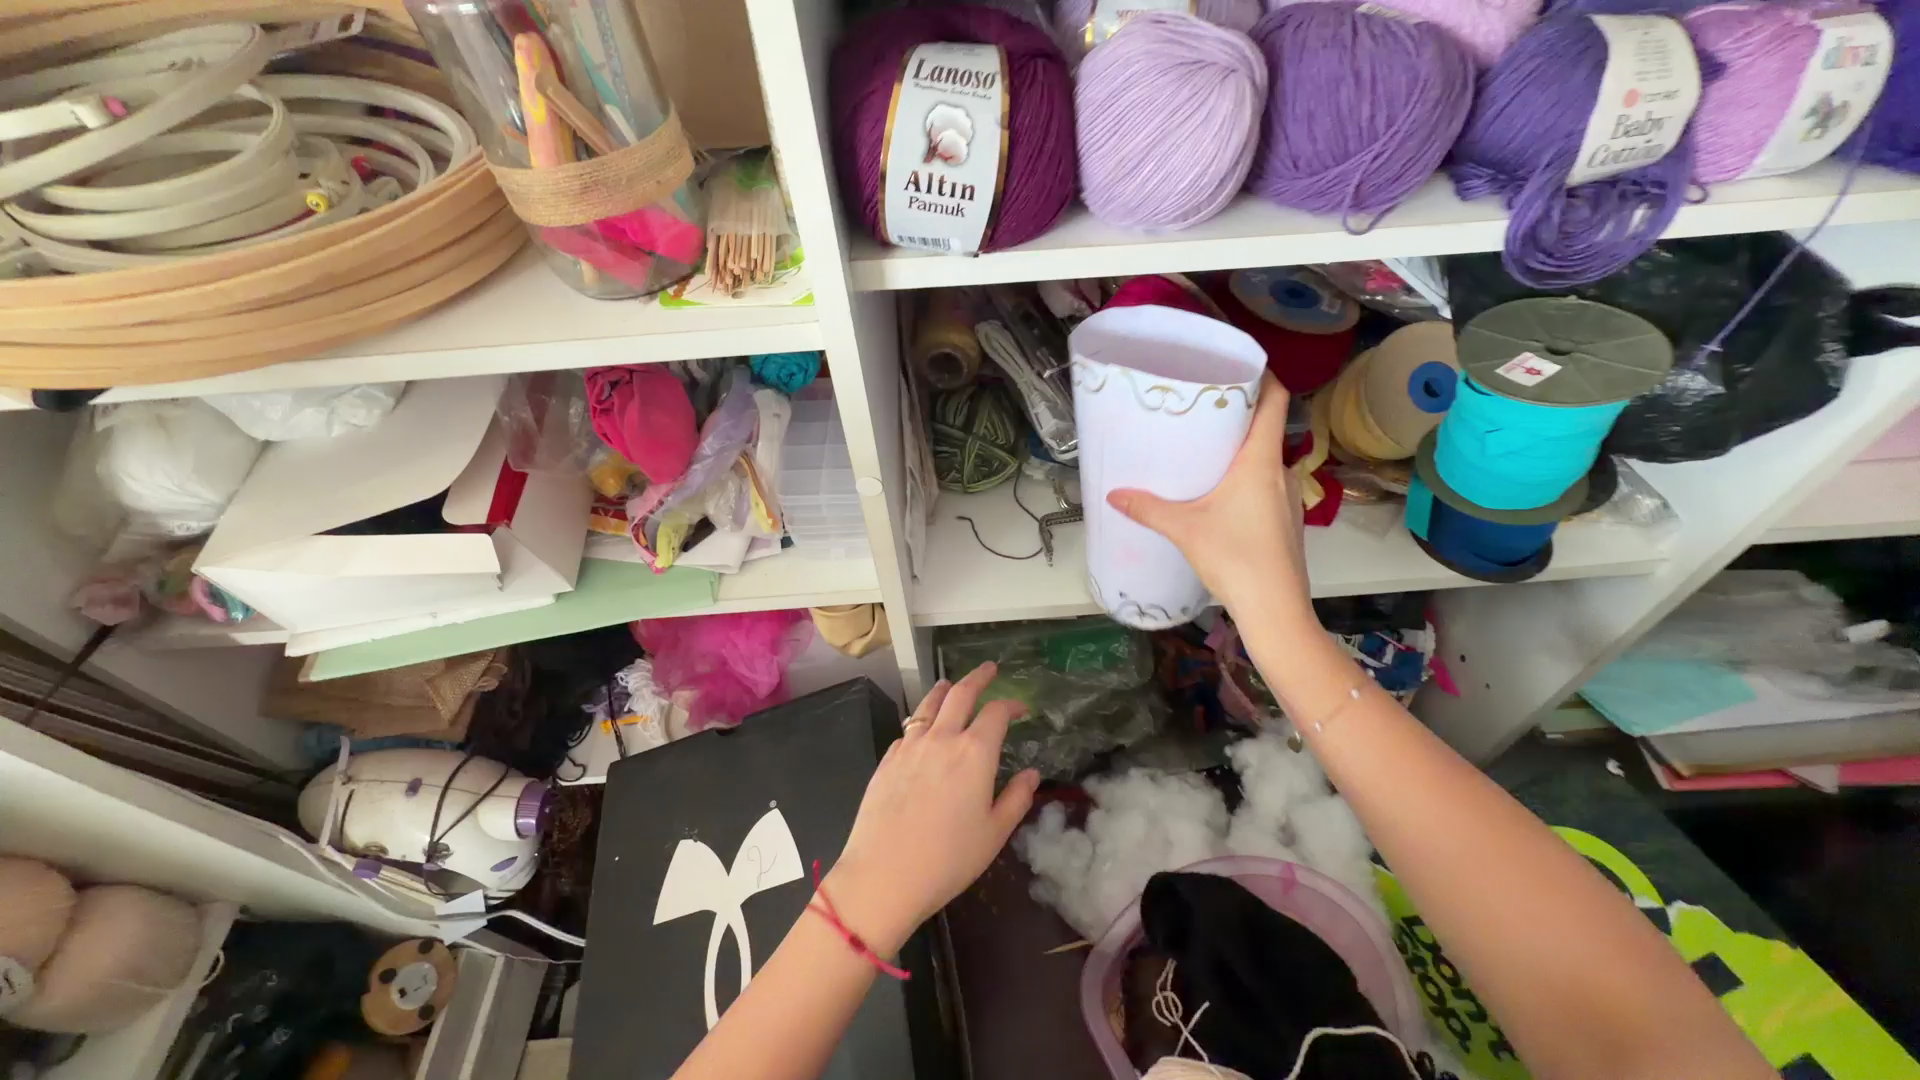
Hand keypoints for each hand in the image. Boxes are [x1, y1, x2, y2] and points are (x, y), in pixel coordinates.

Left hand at [827, 663, 1040, 953]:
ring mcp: (909, 746)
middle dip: (977, 678)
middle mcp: (942, 739)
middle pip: (960, 694)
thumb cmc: (948, 859)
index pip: (996, 712)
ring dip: (944, 690)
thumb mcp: (994, 834)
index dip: (1011, 705)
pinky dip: (921, 721)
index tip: (1020, 708)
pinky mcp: (887, 760)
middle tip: (989, 669)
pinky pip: (908, 730)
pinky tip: (922, 730)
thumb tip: (1031, 774)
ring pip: (928, 705)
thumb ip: (1016, 799)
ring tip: (950, 685)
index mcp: (974, 753)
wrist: (884, 874)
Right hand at [1106, 373, 1311, 619]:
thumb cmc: (1235, 557)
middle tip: (1203, 414)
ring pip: (1267, 461)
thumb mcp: (1184, 529)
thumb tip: (1112, 495)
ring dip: (1242, 453)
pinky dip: (1247, 481)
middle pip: (1268, 430)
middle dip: (1238, 418)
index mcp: (1261, 460)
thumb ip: (1148, 509)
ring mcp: (1289, 498)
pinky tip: (1221, 497)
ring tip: (1207, 455)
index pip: (1277, 400)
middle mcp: (1282, 472)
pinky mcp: (1287, 522)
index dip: (1265, 377)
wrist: (1275, 608)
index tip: (1238, 369)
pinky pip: (1267, 486)